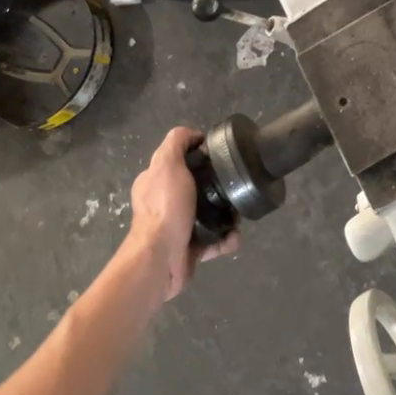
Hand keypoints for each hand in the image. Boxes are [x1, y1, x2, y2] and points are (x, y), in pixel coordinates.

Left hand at [122, 128, 239, 302]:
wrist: (160, 259)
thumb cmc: (165, 207)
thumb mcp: (167, 163)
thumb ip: (177, 142)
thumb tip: (195, 135)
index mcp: (156, 182)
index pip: (178, 161)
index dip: (198, 155)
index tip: (218, 156)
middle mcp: (165, 203)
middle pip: (198, 189)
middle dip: (219, 189)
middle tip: (235, 187)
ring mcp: (177, 227)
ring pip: (209, 215)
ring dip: (227, 216)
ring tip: (239, 215)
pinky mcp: (190, 249)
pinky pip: (214, 241)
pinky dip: (226, 239)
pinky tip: (234, 236)